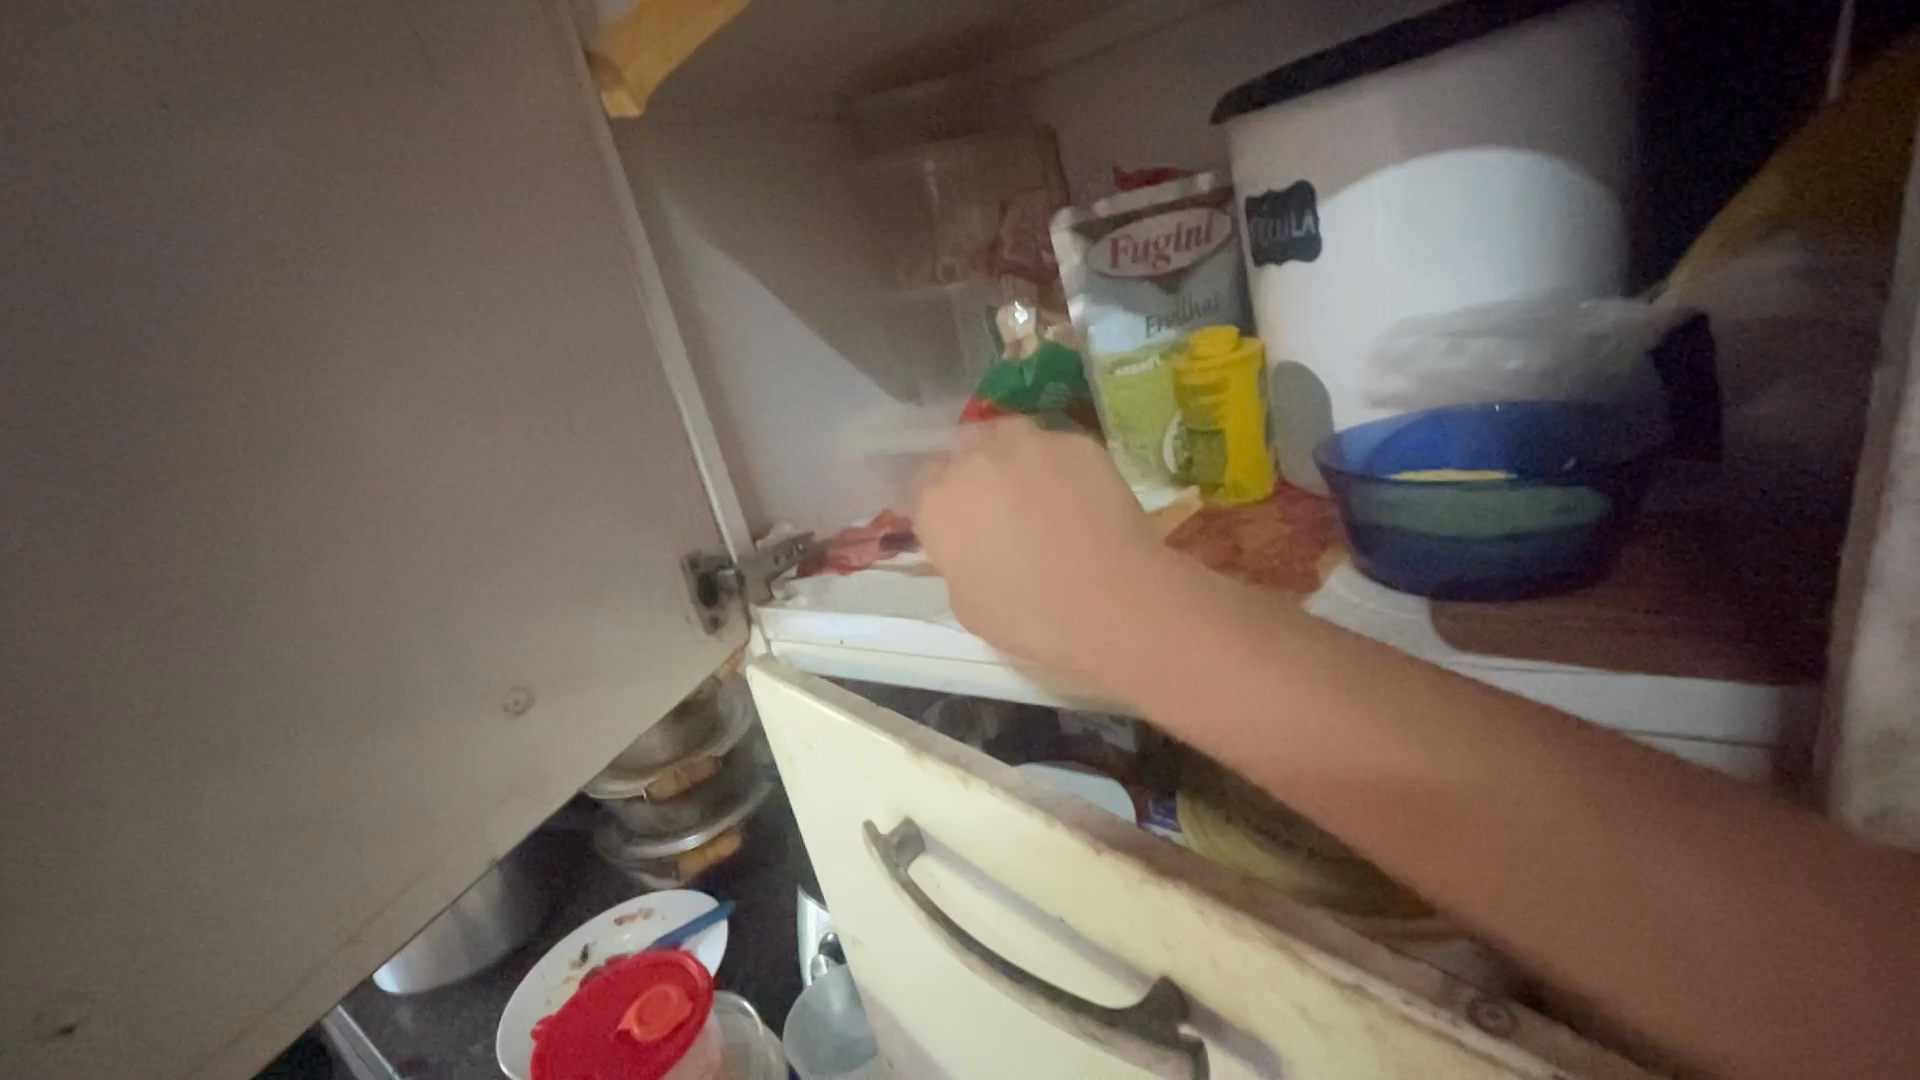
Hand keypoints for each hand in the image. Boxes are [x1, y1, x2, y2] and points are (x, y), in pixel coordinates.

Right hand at [912, 418, 1175, 693]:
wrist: (1113, 602)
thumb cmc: (1031, 616)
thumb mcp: (967, 606)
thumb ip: (957, 563)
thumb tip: (971, 549)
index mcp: (937, 501)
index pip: (923, 483)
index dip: (941, 503)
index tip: (958, 524)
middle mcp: (975, 459)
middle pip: (963, 449)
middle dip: (973, 471)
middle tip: (996, 506)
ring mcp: (1029, 443)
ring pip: (1007, 435)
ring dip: (1010, 456)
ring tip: (1033, 488)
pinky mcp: (1076, 442)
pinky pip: (1055, 446)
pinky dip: (1057, 464)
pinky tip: (1075, 494)